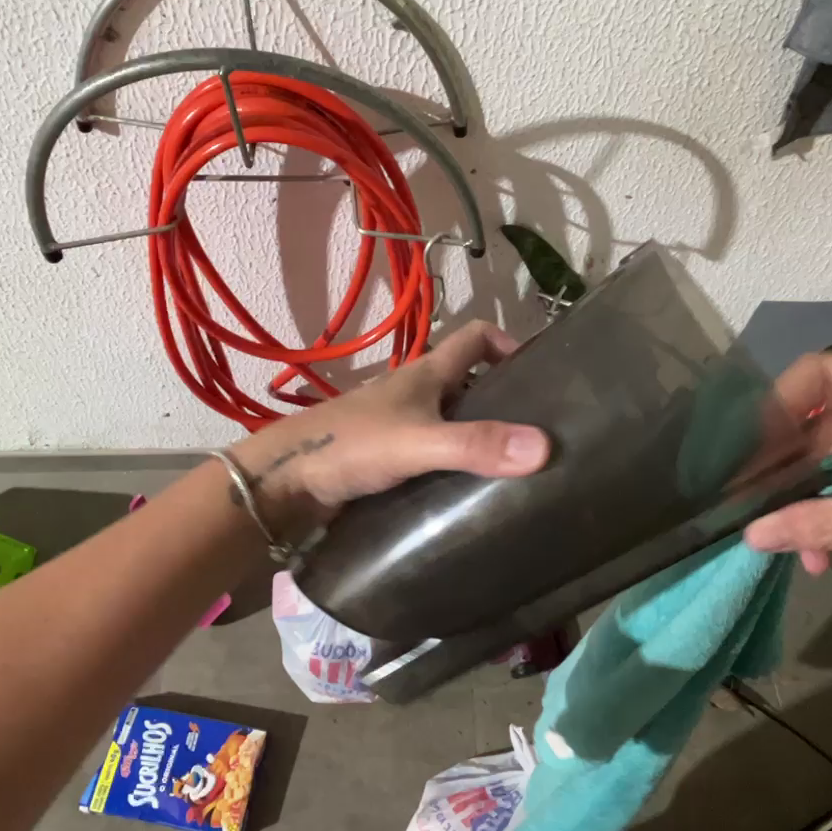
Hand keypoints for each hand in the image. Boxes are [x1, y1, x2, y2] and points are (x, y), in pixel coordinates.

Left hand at [228, 320, 550, 530]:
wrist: (286, 483)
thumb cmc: (351, 446)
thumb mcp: (419, 442)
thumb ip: (476, 445)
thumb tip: (545, 447)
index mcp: (426, 373)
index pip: (476, 337)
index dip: (510, 345)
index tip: (541, 374)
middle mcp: (416, 394)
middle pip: (470, 381)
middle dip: (504, 398)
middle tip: (540, 431)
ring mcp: (402, 427)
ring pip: (453, 421)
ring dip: (481, 436)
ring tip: (520, 467)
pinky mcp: (391, 459)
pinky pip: (436, 454)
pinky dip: (458, 466)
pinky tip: (475, 493)